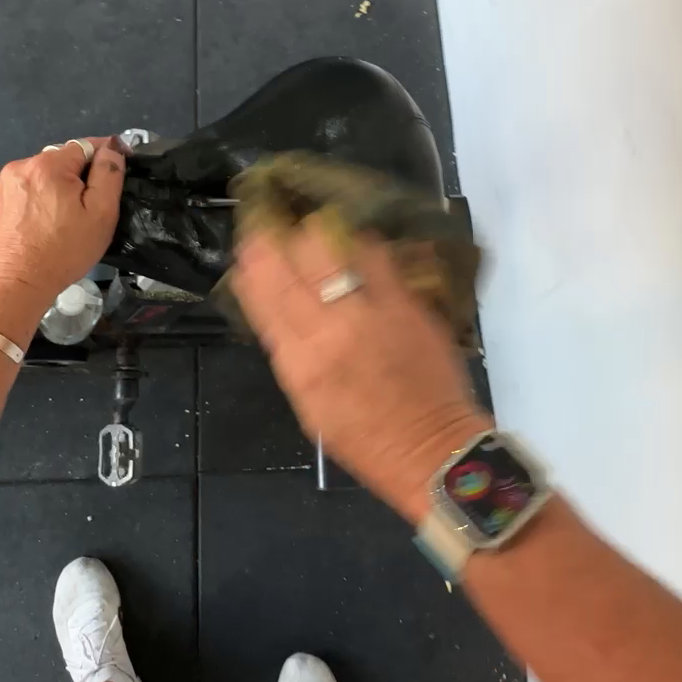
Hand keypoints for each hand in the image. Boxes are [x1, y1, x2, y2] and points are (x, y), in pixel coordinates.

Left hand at [0, 137, 126, 306]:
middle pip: (64, 158)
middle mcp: (22, 165)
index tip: (119, 168)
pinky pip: (29, 185)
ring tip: (68, 214)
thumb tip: (111, 148)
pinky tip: (47, 218)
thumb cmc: (65, 251)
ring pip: (46, 171)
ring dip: (60, 183)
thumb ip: (109, 174)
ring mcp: (6, 181)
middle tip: (92, 204)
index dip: (106, 154)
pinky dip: (42, 194)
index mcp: (49, 165)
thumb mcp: (101, 214)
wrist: (18, 284)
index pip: (86, 145)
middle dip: (81, 174)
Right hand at [231, 218, 492, 521]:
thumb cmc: (365, 438)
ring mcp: (371, 311)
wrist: (432, 449)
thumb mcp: (309, 404)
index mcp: (300, 361)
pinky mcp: (406, 302)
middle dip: (280, 240)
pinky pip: (375, 256)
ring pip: (330, 249)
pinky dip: (358, 244)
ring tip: (315, 235)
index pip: (263, 295)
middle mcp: (331, 329)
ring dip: (316, 237)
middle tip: (280, 232)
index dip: (253, 263)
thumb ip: (290, 352)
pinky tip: (354, 246)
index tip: (248, 244)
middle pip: (292, 261)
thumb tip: (275, 308)